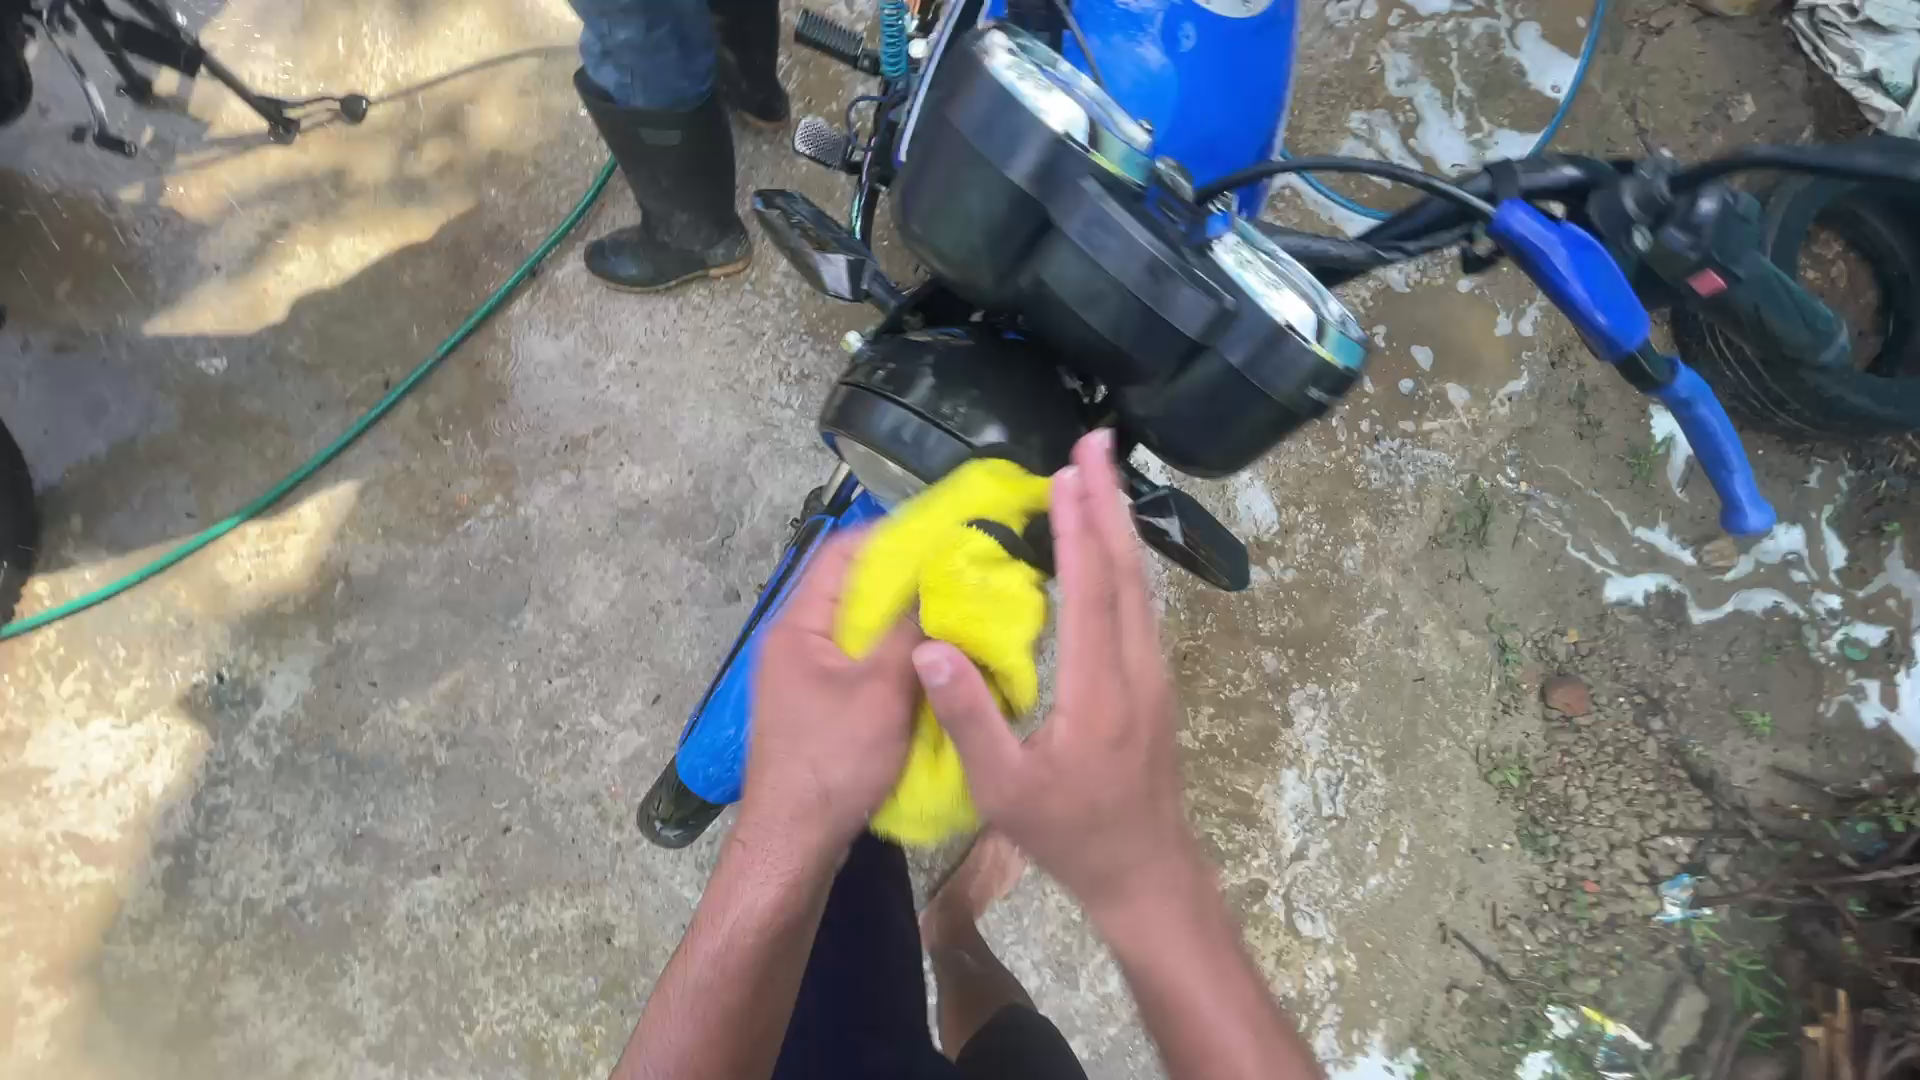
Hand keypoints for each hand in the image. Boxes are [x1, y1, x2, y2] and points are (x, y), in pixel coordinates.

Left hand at [739, 530, 924, 862]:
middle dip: (899, 576)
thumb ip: (910, 634)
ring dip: (897, 616)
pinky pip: (857, 659)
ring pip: (855, 626)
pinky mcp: (817, 703)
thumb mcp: (881, 691)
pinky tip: (925, 657)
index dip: (886, 535)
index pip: (838, 554)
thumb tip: (939, 586)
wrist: (794, 842)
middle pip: (848, 588)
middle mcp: (793, 641)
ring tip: (946, 607)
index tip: (935, 532)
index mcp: (797, 625)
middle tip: (951, 570)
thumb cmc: (834, 760)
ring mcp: (803, 674)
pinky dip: (889, 650)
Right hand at [911, 430, 1206, 919]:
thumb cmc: (1070, 833)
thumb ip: (967, 717)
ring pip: (1141, 583)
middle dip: (1110, 501)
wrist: (1146, 872)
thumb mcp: (1003, 789)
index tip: (1069, 471)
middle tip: (1097, 443)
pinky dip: (1123, 559)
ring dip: (1119, 525)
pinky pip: (1141, 603)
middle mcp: (1138, 666)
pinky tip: (1109, 544)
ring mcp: (1154, 671)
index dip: (1078, 526)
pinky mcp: (1154, 679)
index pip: (1091, 589)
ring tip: (1101, 476)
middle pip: (1128, 569)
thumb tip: (929, 648)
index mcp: (1100, 688)